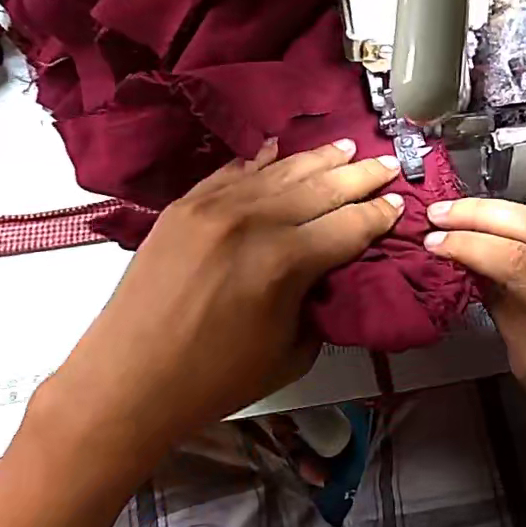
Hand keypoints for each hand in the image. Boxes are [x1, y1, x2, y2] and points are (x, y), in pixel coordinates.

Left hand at [39, 137, 402, 454]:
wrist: (127, 379)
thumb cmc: (212, 379)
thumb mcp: (288, 353)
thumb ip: (316, 304)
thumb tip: (327, 274)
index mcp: (285, 262)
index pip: (348, 226)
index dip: (378, 215)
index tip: (398, 204)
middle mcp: (252, 221)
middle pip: (320, 187)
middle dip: (359, 175)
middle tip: (386, 163)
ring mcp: (213, 206)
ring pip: (278, 171)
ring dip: (317, 159)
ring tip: (345, 147)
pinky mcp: (184, 205)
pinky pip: (233, 173)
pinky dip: (260, 162)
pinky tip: (278, 151)